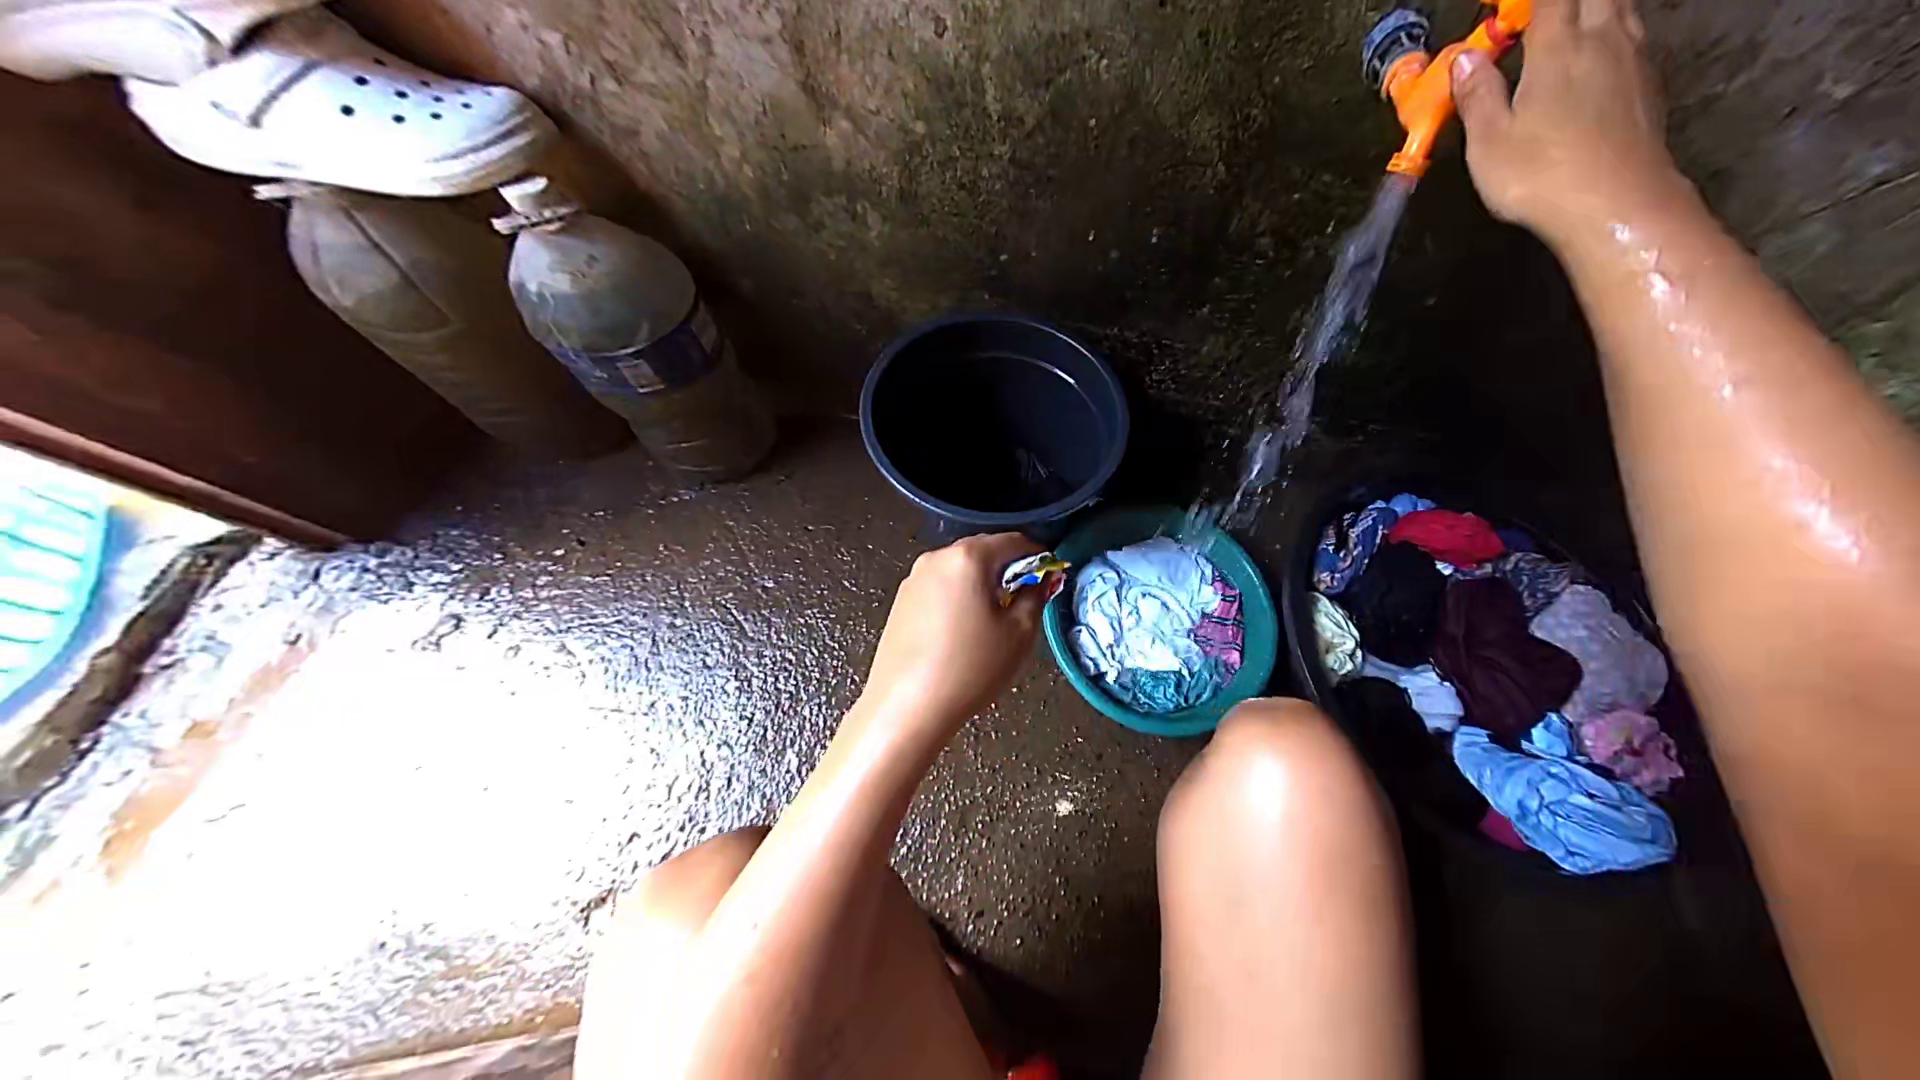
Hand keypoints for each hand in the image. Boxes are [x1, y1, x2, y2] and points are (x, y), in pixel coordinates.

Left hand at [857, 533, 1051, 735]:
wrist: (908, 706)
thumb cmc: (968, 669)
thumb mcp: (1020, 633)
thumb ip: (1036, 597)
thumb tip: (1040, 582)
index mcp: (968, 558)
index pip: (1013, 541)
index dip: (1038, 555)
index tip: (1049, 572)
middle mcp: (936, 559)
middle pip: (983, 551)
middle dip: (1008, 569)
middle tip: (1028, 597)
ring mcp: (914, 580)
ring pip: (959, 570)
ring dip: (982, 584)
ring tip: (995, 619)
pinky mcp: (901, 602)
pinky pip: (939, 588)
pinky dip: (958, 598)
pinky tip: (965, 630)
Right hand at [1452, 0, 1688, 244]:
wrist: (1613, 203)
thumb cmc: (1539, 174)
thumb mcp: (1488, 142)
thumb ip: (1478, 96)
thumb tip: (1464, 58)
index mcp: (1559, 50)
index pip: (1550, 0)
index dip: (1527, 0)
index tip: (1506, 8)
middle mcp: (1604, 41)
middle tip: (1539, 13)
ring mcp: (1633, 60)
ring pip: (1621, 7)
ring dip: (1596, 4)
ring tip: (1573, 17)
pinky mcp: (1648, 83)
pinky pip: (1634, 34)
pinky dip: (1615, 28)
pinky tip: (1600, 48)